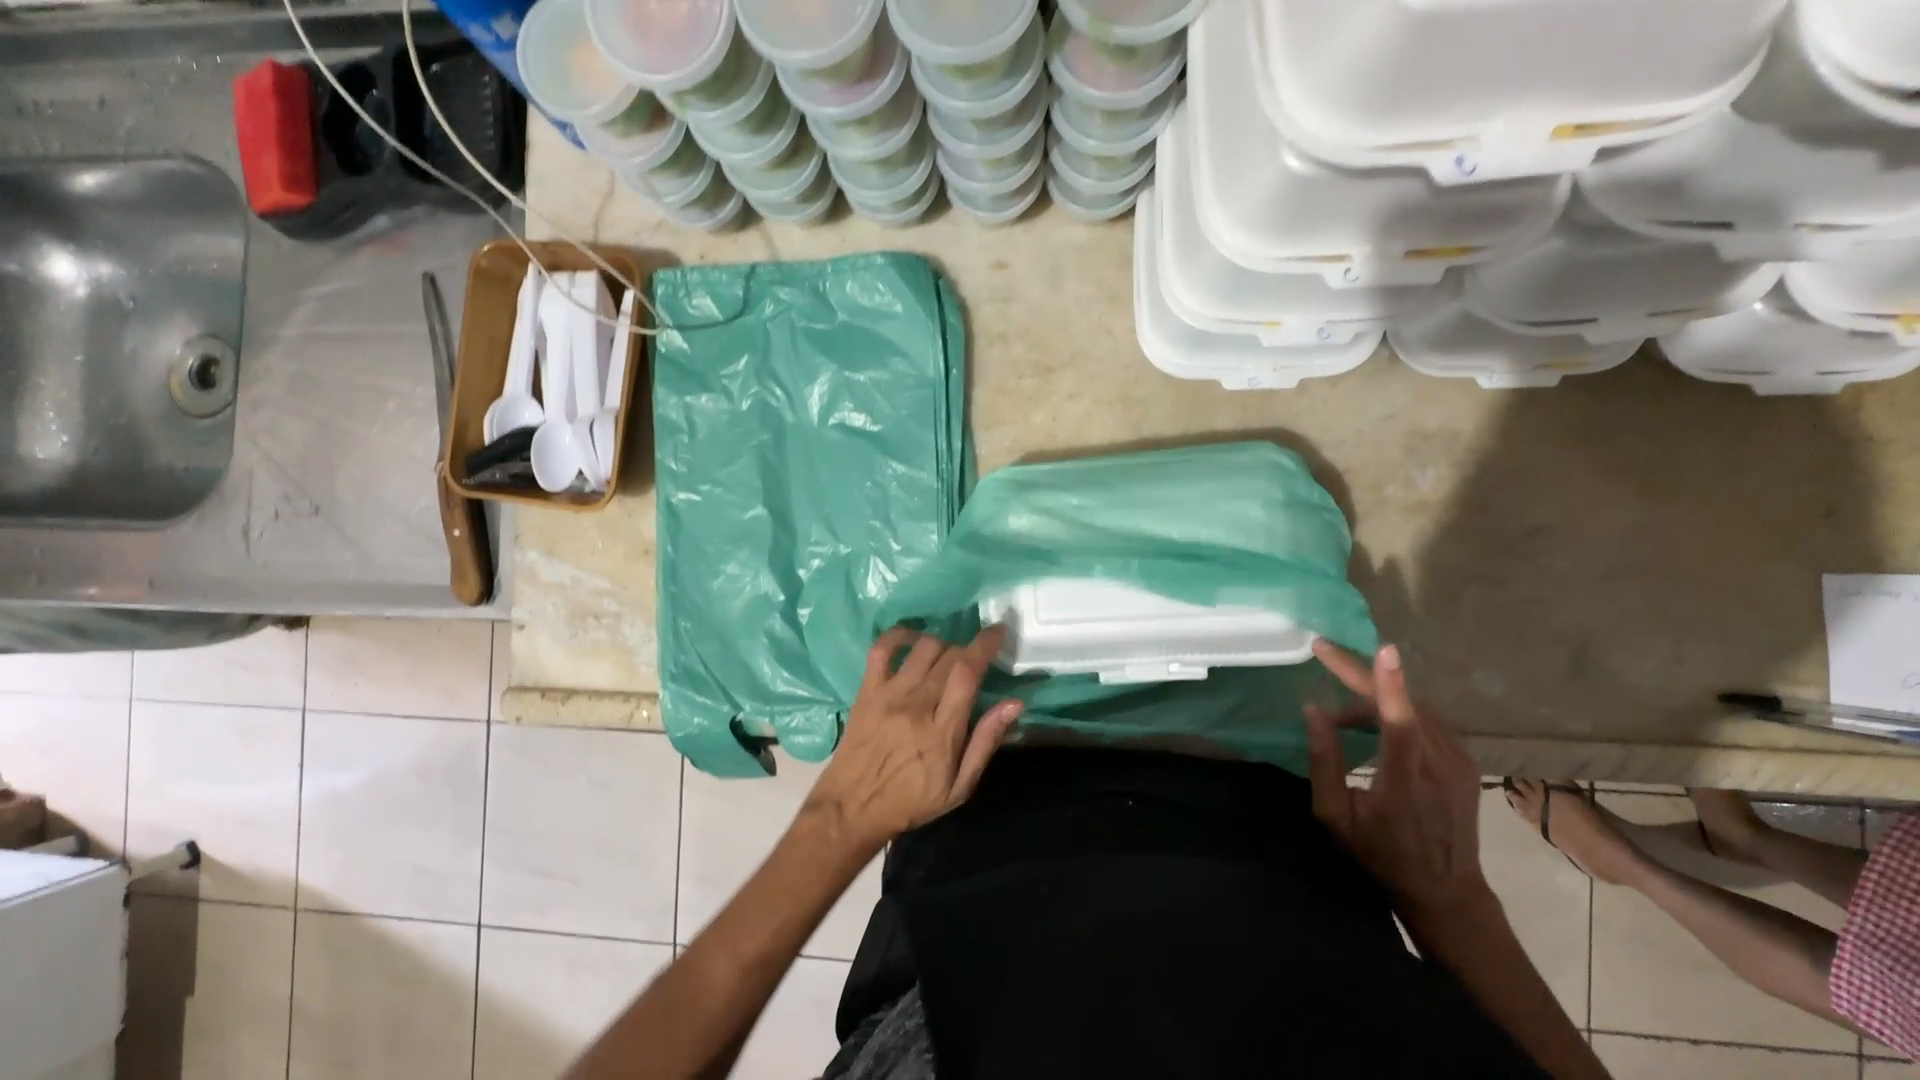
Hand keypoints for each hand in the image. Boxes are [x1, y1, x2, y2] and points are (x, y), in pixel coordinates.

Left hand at [805, 625, 1023, 849]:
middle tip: (977, 657)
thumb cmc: (911, 802)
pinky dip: (900, 636)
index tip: (999, 632)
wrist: (851, 808)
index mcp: (941, 731)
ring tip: (948, 657)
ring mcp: (887, 695)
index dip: (985, 645)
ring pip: (922, 648)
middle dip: (969, 648)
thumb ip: (986, 742)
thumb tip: (1014, 704)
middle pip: (948, 656)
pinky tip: (914, 640)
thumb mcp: (959, 787)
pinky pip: (881, 649)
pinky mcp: (866, 691)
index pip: (967, 673)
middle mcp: (915, 705)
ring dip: (942, 644)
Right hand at [1305, 640, 1490, 914]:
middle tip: (1327, 661)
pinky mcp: (1468, 763)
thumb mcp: (1335, 816)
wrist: (1445, 889)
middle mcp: (1439, 766)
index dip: (1389, 685)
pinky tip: (1380, 729)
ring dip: (1380, 701)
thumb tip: (1314, 709)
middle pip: (1404, 706)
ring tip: (1347, 718)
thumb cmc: (1380, 855)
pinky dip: (1401, 714)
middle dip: (1363, 680)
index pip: (1399, 724)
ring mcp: (1460, 763)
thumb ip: (1324, 761)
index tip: (1383, 650)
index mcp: (1403, 781)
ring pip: (1418, 709)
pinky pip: (1431, 722)